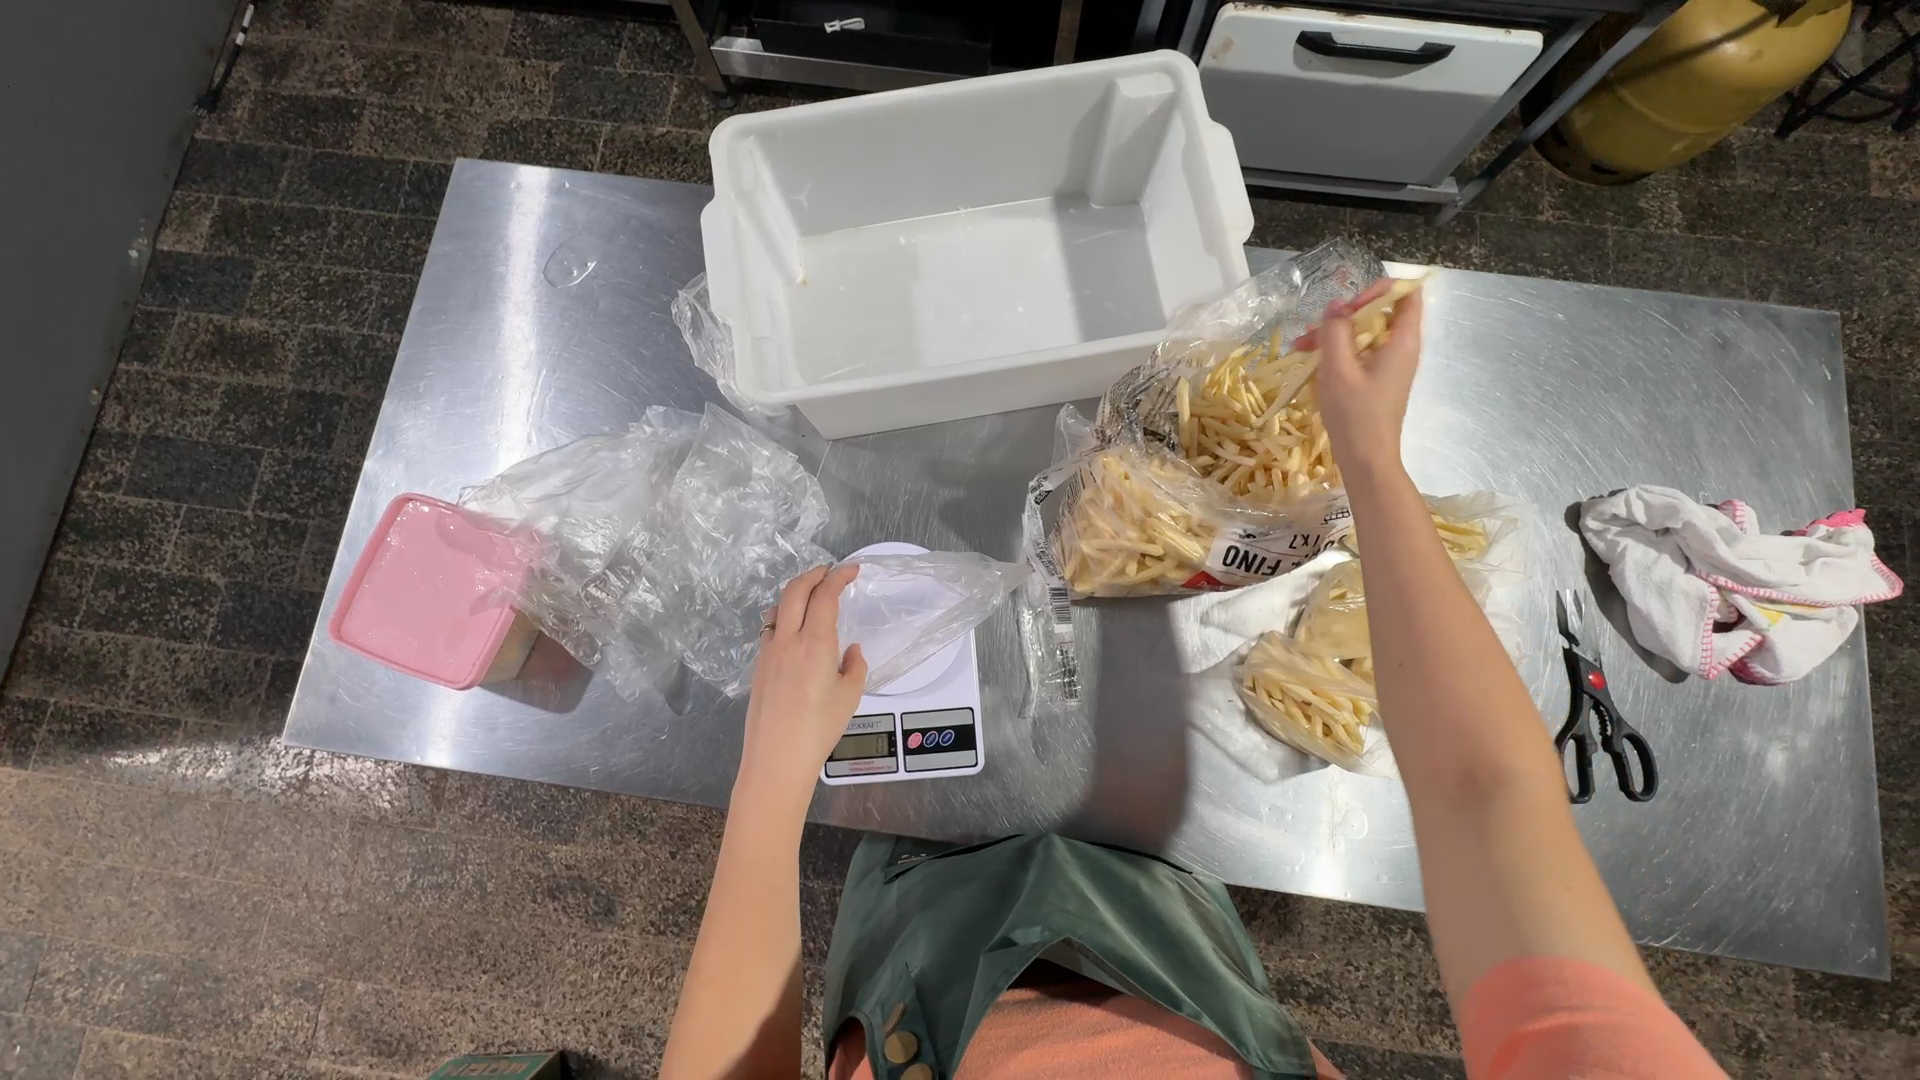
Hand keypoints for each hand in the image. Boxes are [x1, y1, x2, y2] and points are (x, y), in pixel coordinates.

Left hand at [736, 564, 867, 805]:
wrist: (776, 757)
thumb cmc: (819, 728)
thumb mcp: (850, 696)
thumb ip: (855, 666)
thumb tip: (851, 651)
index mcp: (815, 643)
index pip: (825, 595)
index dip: (838, 576)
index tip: (851, 569)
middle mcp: (788, 640)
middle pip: (795, 590)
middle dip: (813, 574)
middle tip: (829, 572)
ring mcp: (768, 652)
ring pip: (778, 608)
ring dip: (796, 594)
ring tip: (811, 596)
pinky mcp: (758, 666)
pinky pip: (770, 629)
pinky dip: (784, 617)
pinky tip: (794, 630)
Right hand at [1298, 277, 1423, 473]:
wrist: (1366, 458)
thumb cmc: (1355, 414)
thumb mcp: (1338, 368)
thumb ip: (1335, 331)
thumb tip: (1335, 304)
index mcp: (1402, 340)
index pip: (1406, 294)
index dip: (1378, 290)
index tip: (1347, 306)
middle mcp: (1401, 348)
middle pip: (1379, 313)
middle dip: (1344, 316)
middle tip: (1313, 330)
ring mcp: (1389, 365)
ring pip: (1364, 335)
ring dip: (1334, 336)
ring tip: (1301, 348)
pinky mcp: (1377, 380)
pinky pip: (1360, 354)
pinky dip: (1337, 353)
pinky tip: (1311, 363)